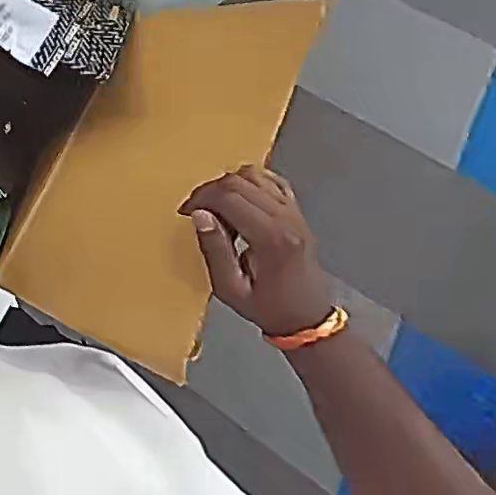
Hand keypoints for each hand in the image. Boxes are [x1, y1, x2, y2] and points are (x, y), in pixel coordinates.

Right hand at [180, 166, 333, 336]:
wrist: (308, 319)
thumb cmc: (267, 306)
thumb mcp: (230, 288)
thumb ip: (214, 250)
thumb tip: (199, 215)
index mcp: (273, 238)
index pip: (228, 197)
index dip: (200, 199)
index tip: (186, 214)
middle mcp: (288, 220)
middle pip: (238, 182)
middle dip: (208, 191)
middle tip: (197, 211)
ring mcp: (296, 214)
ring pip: (254, 175)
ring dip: (227, 186)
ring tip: (217, 208)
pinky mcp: (297, 213)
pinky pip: (271, 181)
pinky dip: (249, 182)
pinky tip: (239, 200)